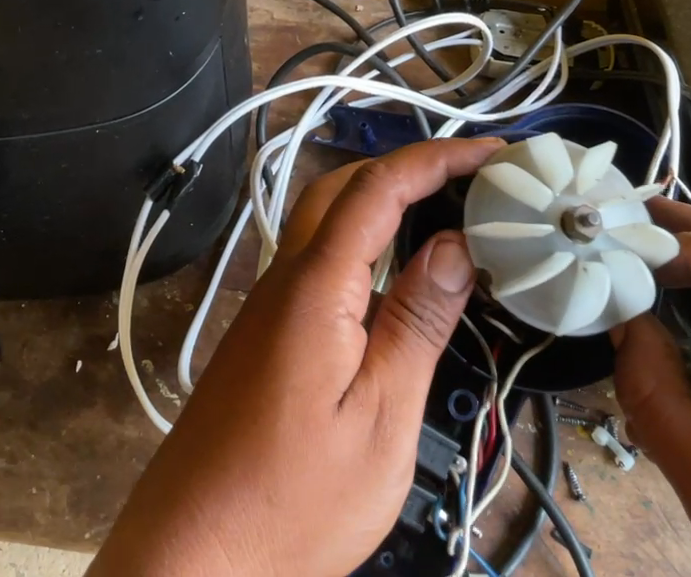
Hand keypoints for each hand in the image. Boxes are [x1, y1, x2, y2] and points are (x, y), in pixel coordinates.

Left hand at [89, 137, 504, 576]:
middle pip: (342, 189)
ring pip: (325, 222)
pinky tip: (398, 275)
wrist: (195, 552)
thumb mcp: (380, 418)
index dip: (438, 158)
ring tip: (448, 214)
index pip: (378, 189)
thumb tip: (455, 244)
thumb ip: (416, 323)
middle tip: (475, 179)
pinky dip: (364, 244)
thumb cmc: (294, 500)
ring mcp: (269, 306)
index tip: (496, 152)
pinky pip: (318, 262)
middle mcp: (285, 279)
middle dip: (408, 167)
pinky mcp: (266, 334)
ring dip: (383, 201)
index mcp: (315, 287)